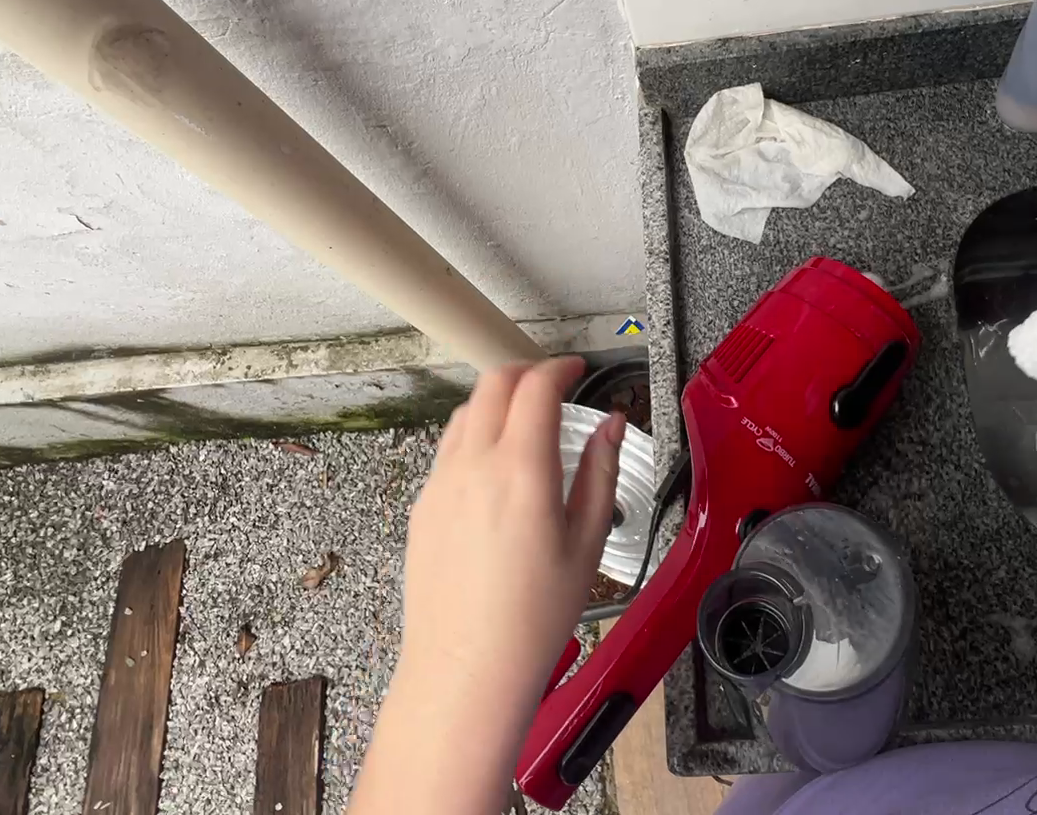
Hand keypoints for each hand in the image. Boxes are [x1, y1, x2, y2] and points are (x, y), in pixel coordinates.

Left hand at [395, 356, 624, 708]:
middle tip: (553, 383)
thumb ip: (600, 470)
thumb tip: (611, 426)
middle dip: (527, 371)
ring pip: (466, 410)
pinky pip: (449, 447)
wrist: (467, 668)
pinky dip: (474, 432)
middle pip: (493, 383)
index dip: (560, 368)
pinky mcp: (425, 505)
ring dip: (497, 399)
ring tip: (526, 420)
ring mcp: (442, 483)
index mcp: (521, 469)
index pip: (537, 387)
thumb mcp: (588, 539)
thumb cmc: (533, 615)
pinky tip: (495, 463)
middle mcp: (474, 464)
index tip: (576, 369)